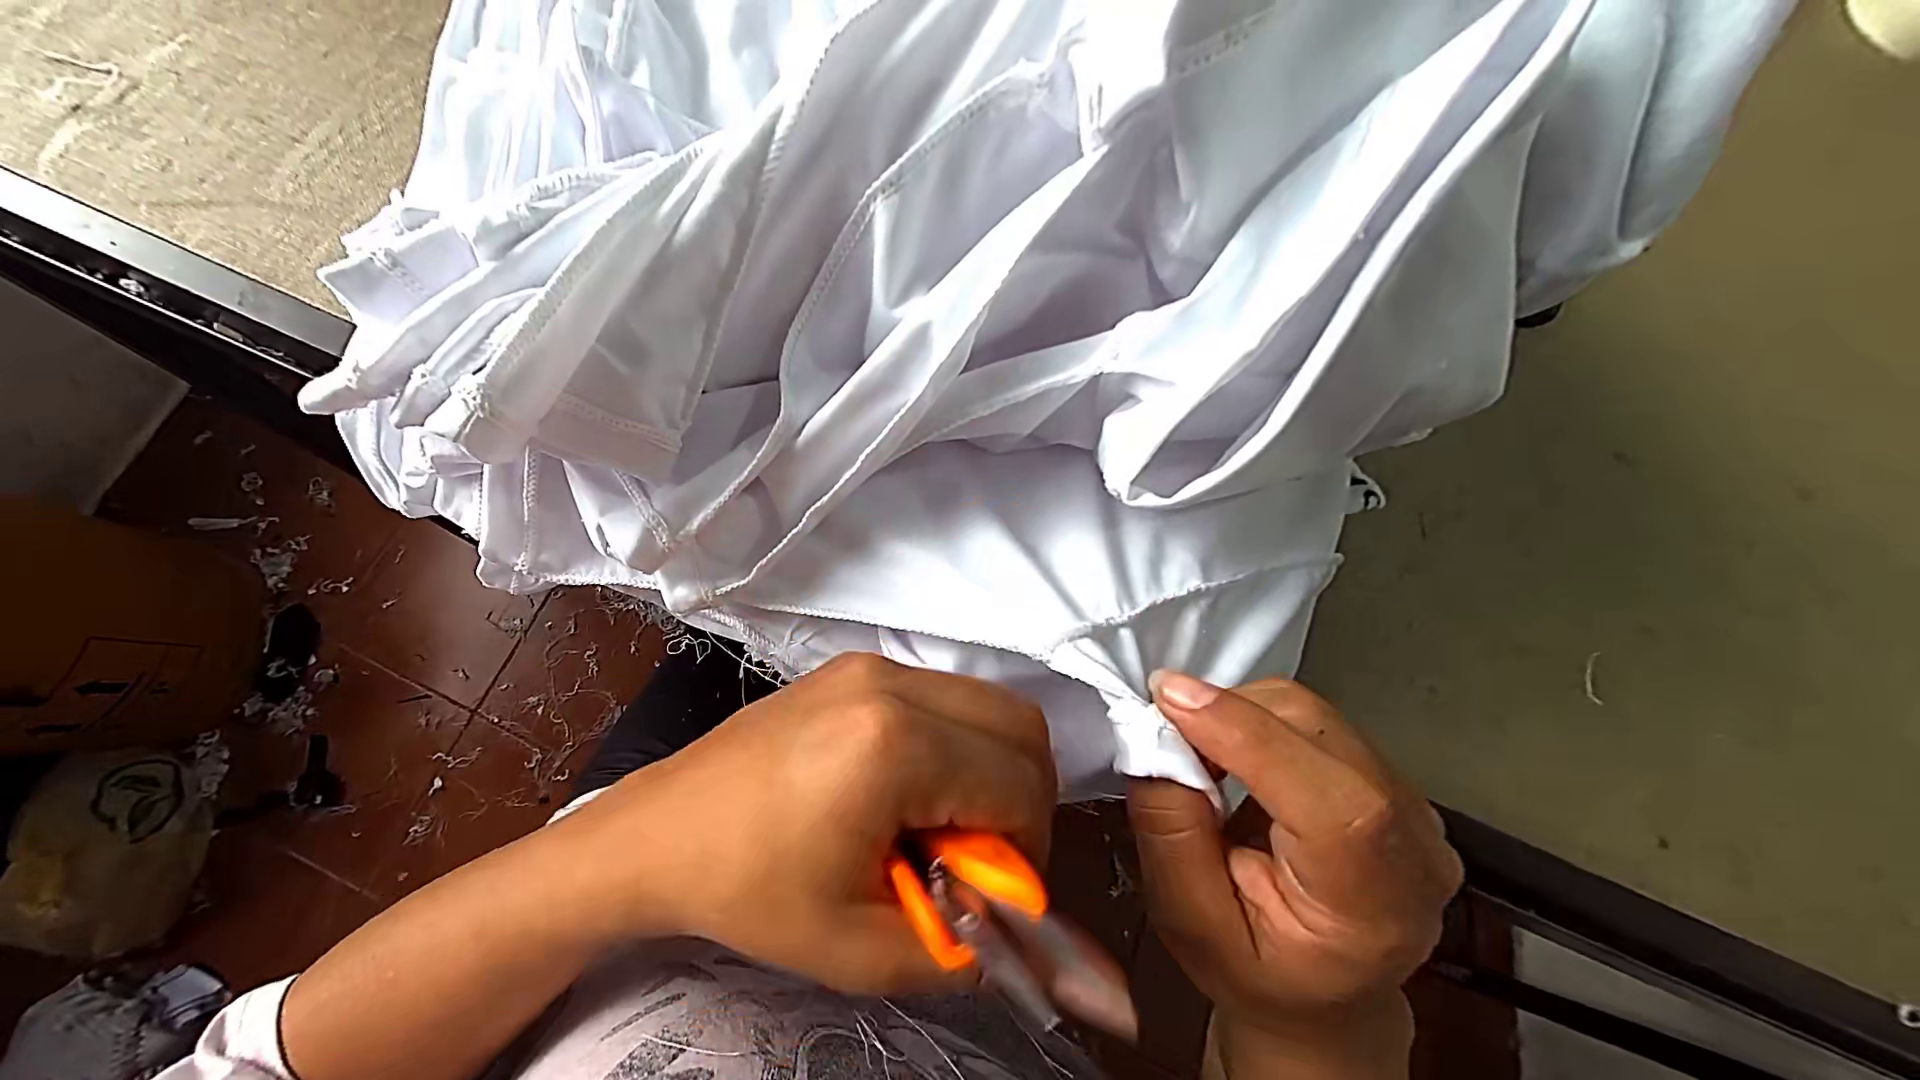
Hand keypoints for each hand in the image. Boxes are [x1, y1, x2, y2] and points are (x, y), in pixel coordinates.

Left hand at [563, 652, 1056, 993]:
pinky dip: (960, 742)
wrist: (660, 830)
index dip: (1028, 848)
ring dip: (994, 767)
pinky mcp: (859, 666)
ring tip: (943, 820)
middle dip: (1025, 798)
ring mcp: (874, 665)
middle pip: (1022, 726)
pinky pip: (948, 695)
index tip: (995, 890)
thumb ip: (957, 948)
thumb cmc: (749, 889)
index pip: (1019, 785)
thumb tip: (1011, 922)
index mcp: (894, 745)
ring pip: (991, 704)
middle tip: (983, 853)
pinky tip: (912, 786)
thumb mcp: (859, 949)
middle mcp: (893, 683)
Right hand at [1127, 672, 1461, 1076]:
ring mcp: (1410, 803)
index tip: (1169, 698)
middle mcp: (1414, 844)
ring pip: (1309, 712)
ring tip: (1196, 753)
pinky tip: (1229, 753)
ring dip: (1237, 712)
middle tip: (1164, 735)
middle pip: (1315, 733)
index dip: (1247, 736)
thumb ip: (1170, 830)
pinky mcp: (1388, 775)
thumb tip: (1152, 739)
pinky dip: (1255, 717)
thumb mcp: (1190, 920)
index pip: (1331, 801)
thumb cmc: (1256, 970)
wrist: (1323, 992)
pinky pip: (1311, 718)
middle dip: (1227, 714)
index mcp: (1374, 906)